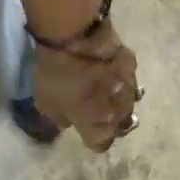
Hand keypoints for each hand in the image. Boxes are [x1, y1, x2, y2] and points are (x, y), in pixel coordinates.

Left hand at [31, 20, 139, 151]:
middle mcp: (121, 115)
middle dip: (109, 122)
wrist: (77, 34)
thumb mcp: (46, 104)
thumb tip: (68, 122)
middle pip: (120, 127)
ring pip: (128, 104)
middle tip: (95, 111)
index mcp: (100, 130)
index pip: (100, 145)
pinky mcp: (133, 66)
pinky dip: (120, 79)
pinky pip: (128, 79)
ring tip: (106, 92)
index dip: (90, 138)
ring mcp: (131, 90)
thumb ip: (59, 119)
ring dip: (118, 102)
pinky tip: (109, 69)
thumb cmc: (58, 75)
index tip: (81, 128)